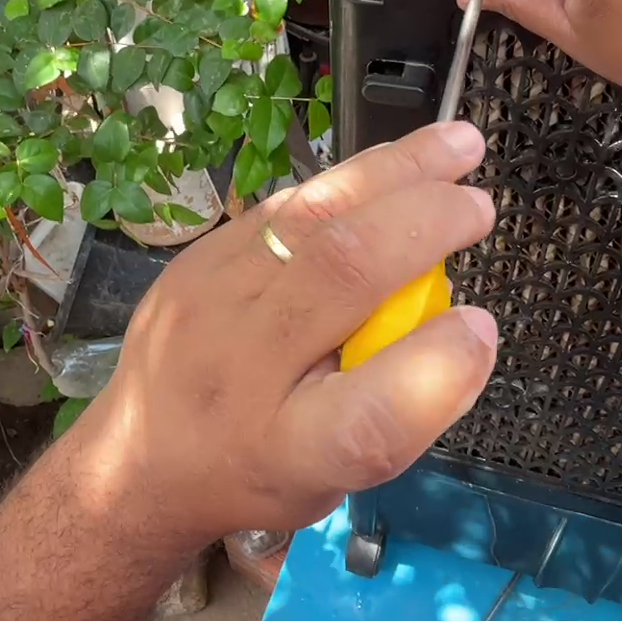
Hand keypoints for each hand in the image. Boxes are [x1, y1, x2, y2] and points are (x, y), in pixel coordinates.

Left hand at [66, 122, 498, 549]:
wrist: (140, 451)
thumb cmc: (258, 468)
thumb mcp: (334, 475)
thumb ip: (399, 411)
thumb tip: (467, 324)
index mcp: (285, 449)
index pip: (367, 417)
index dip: (436, 366)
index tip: (480, 324)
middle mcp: (238, 367)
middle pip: (340, 274)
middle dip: (424, 224)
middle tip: (480, 206)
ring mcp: (206, 298)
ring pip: (310, 215)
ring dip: (393, 173)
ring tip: (456, 144)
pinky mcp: (195, 256)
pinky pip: (285, 206)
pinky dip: (349, 183)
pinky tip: (391, 169)